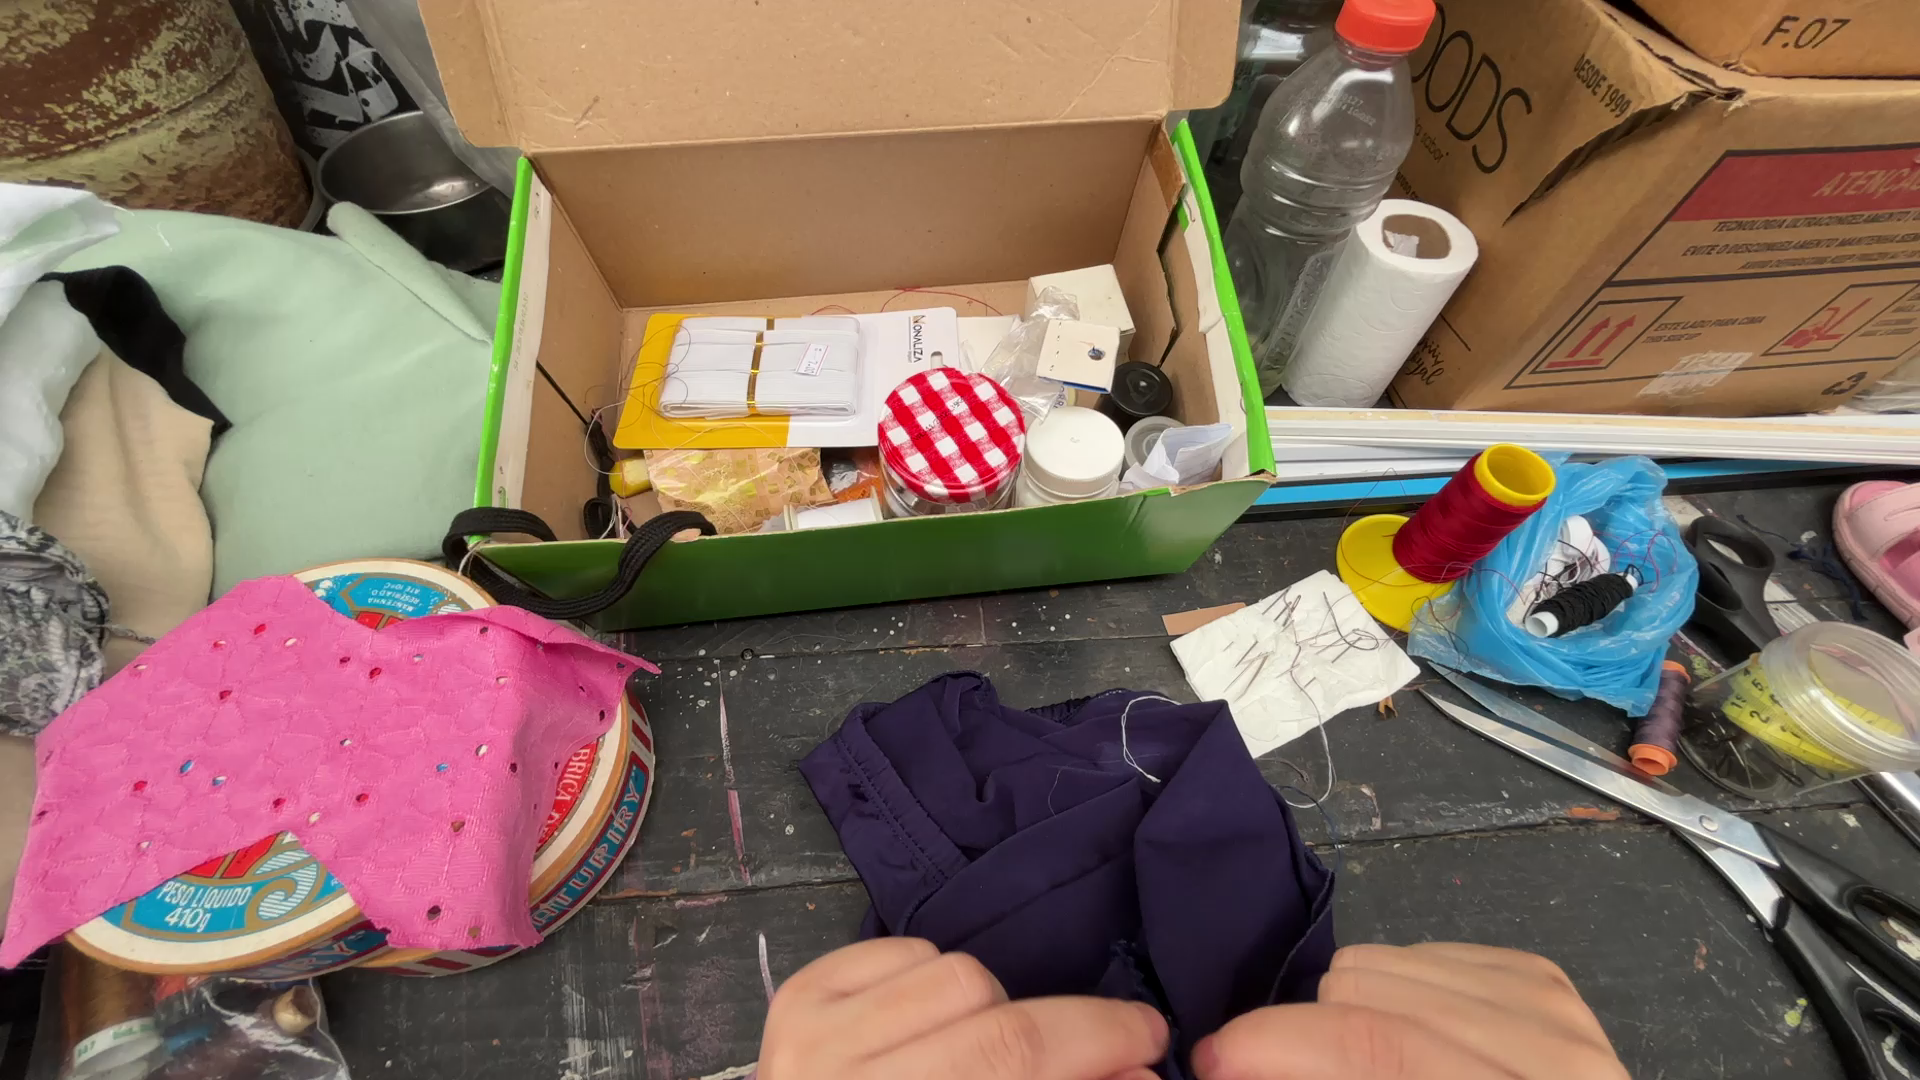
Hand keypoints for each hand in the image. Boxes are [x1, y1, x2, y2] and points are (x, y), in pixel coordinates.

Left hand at [758, 938, 1168, 1079]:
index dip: (1094, 1042)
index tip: (1151, 1036)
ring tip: (986, 1053)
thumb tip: (1135, 1072)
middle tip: (1123, 1035)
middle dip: (1074, 1027)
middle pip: (992, 1020)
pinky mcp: (797, 995)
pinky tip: (929, 1027)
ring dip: (993, 1010)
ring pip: (954, 971)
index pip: (1014, 1062)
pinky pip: (906, 948)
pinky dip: (936, 979)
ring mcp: (808, 1036)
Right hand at [1193, 943, 1627, 1079]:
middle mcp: (1551, 1047)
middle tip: (1296, 1071)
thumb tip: (1237, 1064)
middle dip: (1309, 1033)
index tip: (1211, 1057)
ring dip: (1345, 1009)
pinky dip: (1388, 990)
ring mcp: (1548, 1003)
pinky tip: (1414, 1035)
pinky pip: (1408, 948)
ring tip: (1366, 1060)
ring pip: (1374, 960)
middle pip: (1363, 989)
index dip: (1278, 1044)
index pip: (1377, 1045)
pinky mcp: (1538, 975)